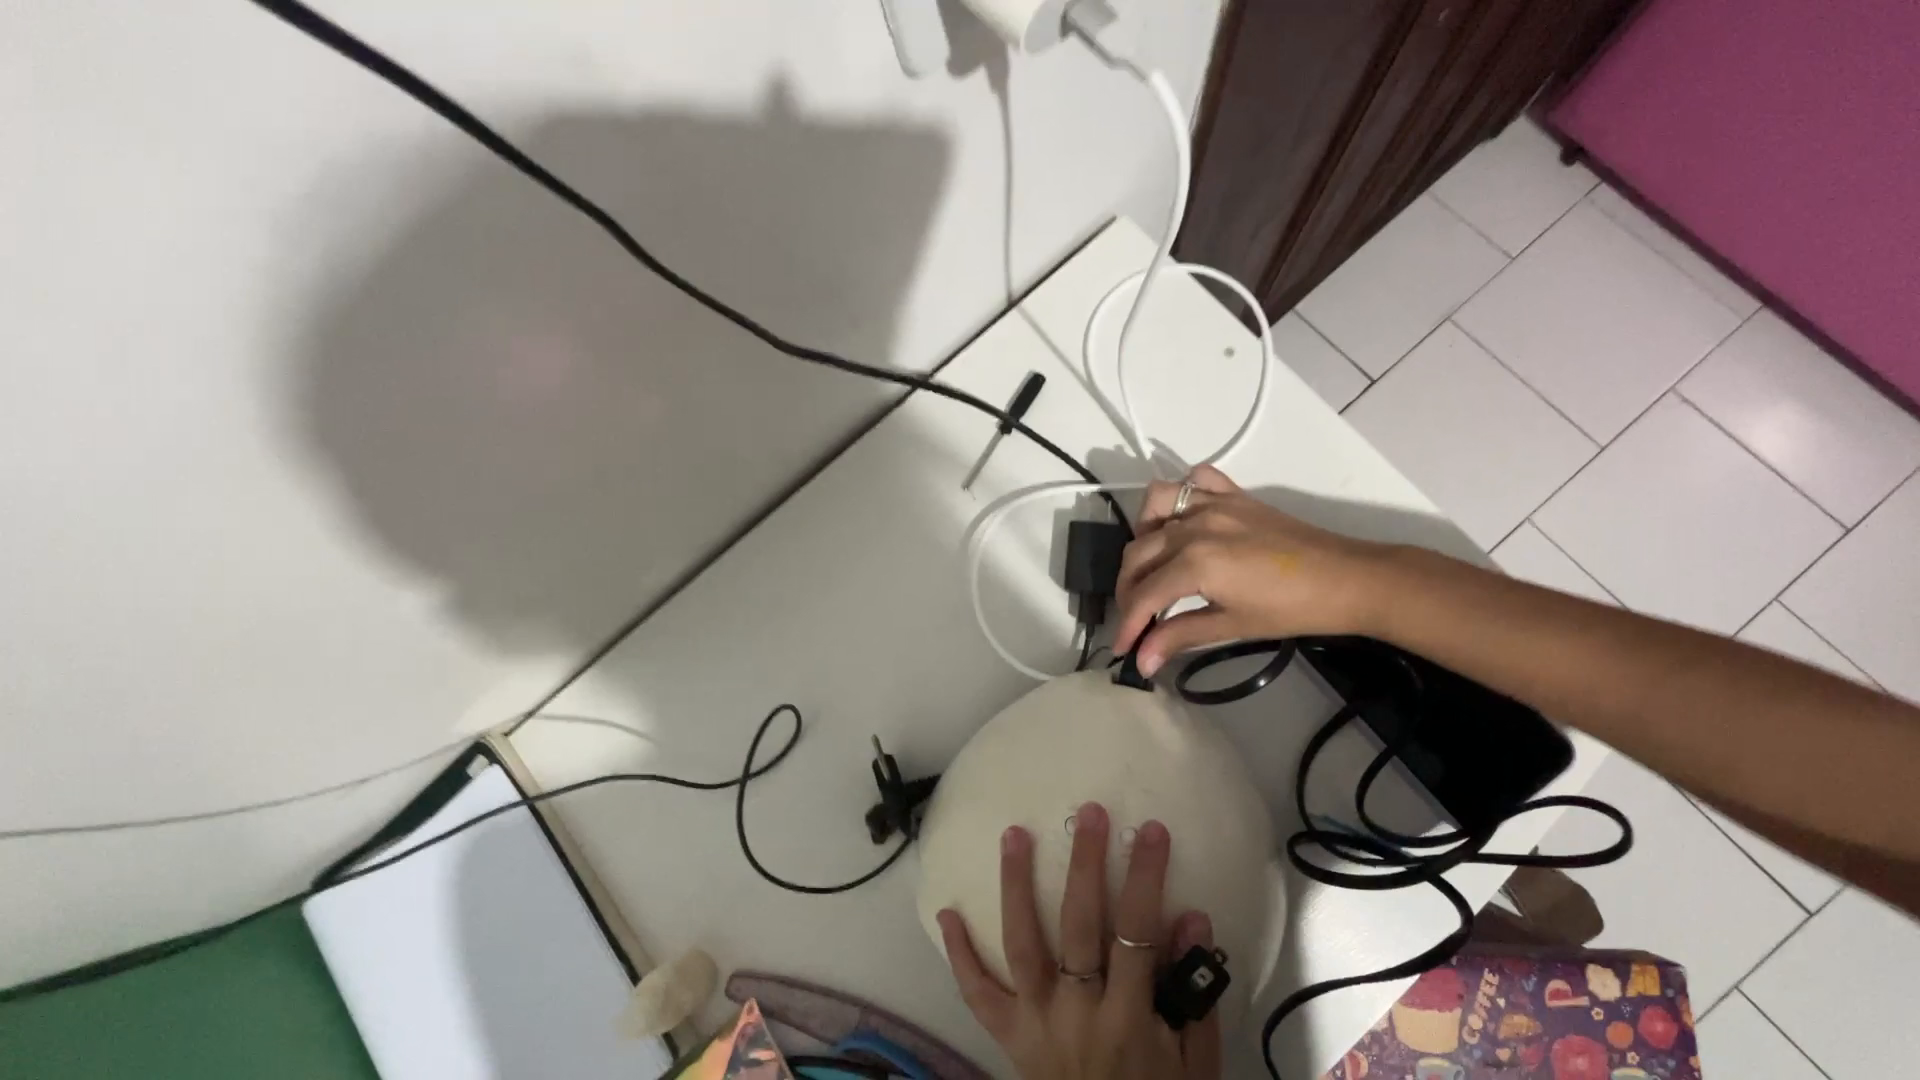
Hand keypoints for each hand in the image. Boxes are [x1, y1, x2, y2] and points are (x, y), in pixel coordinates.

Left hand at [937, 804, 1220, 1079]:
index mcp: (1129, 1020)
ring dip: (1017, 887)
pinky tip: (947, 913)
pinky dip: (959, 955)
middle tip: (1089, 814)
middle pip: (1080, 927)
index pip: (1139, 934)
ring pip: (1022, 944)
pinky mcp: (1008, 1037)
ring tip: (1013, 835)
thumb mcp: (1194, 1061)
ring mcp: (1035, 1023)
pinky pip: (977, 995)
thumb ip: (1194, 993)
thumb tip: (1190, 919)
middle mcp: (1077, 1013)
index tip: (1152, 831)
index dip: (1147, 878)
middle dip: (1087, 865)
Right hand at [1113, 465, 1392, 676]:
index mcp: (1193, 561)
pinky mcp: (1234, 494)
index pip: (1143, 594)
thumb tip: (1141, 661)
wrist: (1348, 580)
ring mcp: (1214, 503)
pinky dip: (1180, 495)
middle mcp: (1194, 525)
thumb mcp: (1231, 625)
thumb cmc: (1291, 610)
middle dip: (1128, 589)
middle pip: (1138, 553)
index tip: (1123, 649)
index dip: (1128, 624)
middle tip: (1135, 618)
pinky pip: (1195, 479)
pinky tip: (1183, 521)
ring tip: (1152, 563)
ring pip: (1154, 506)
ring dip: (1142, 534)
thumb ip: (1179, 636)